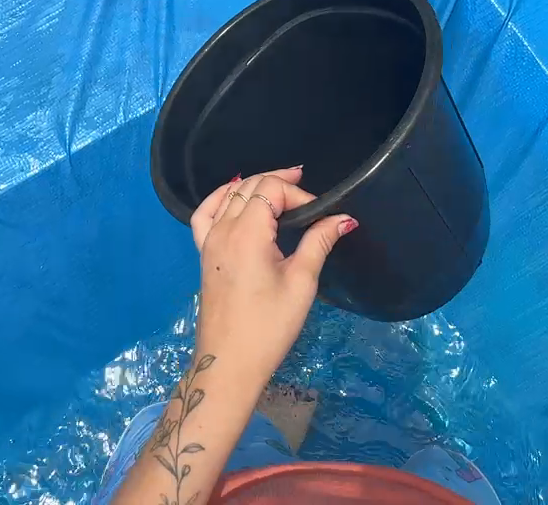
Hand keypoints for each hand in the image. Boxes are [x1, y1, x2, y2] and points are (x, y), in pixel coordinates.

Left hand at [189, 166, 356, 386]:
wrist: (229, 364)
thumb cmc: (269, 326)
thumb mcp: (301, 283)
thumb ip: (319, 242)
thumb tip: (344, 218)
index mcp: (247, 232)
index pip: (272, 189)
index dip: (298, 195)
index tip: (319, 216)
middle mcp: (224, 229)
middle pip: (251, 185)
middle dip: (280, 183)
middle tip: (307, 195)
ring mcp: (209, 240)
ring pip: (230, 195)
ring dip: (256, 186)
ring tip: (282, 190)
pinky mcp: (203, 253)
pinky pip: (205, 213)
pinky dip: (220, 197)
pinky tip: (235, 196)